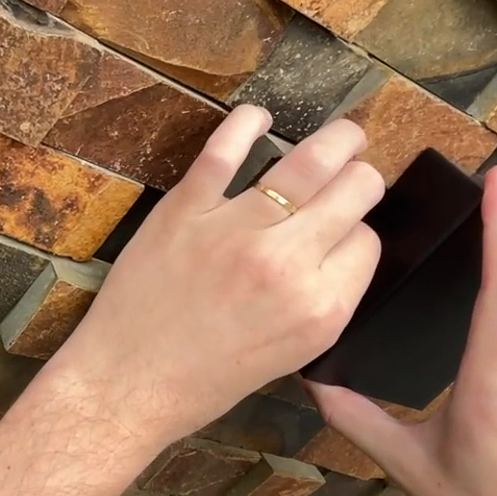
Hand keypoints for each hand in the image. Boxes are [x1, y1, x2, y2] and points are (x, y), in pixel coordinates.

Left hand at [43, 107, 385, 451]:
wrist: (128, 379)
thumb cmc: (205, 378)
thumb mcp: (288, 353)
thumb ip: (321, 299)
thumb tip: (339, 246)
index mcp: (321, 307)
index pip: (368, 240)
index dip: (359, 228)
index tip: (345, 223)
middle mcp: (286, 264)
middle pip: (353, 192)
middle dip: (362, 176)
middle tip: (356, 168)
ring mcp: (234, 230)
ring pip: (305, 163)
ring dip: (335, 139)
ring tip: (344, 132)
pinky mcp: (185, 208)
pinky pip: (224, 150)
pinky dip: (245, 123)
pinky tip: (258, 115)